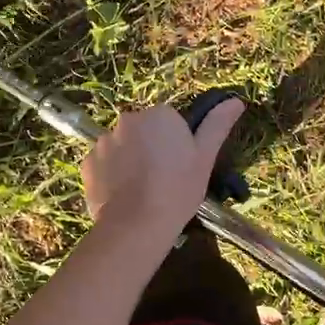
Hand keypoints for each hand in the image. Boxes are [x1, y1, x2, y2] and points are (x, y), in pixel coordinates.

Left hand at [81, 100, 245, 233]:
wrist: (136, 224)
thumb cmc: (177, 189)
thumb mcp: (204, 158)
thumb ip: (217, 125)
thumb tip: (236, 100)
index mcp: (159, 114)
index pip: (169, 121)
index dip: (176, 144)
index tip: (180, 166)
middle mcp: (128, 119)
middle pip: (144, 130)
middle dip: (151, 147)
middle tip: (163, 179)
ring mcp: (104, 140)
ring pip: (123, 146)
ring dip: (130, 160)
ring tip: (142, 191)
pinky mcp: (88, 162)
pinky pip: (104, 163)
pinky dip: (112, 174)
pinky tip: (123, 195)